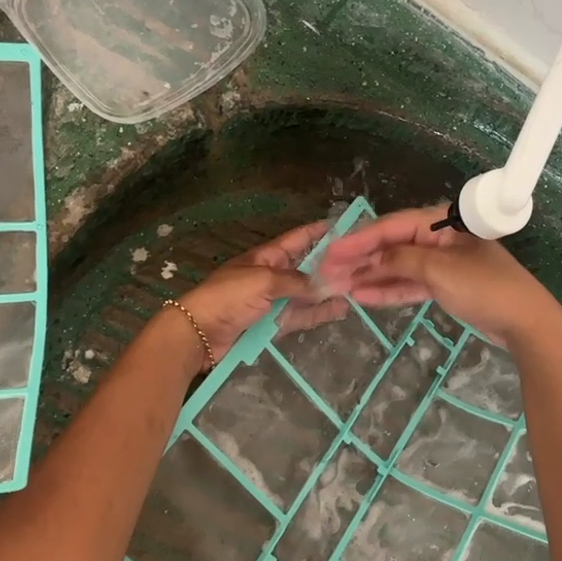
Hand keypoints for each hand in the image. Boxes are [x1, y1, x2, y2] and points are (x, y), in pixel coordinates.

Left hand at [175, 220, 348, 366]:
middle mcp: (273, 275)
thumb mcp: (263, 281)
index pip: (299, 239)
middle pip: (307, 267)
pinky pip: (301, 315)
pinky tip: (340, 310)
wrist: (199, 332)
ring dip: (329, 291)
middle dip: (332, 266)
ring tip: (357, 289)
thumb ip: (297, 281)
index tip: (348, 228)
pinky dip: (319, 313)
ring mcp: (274, 301)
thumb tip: (326, 282)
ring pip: (307, 293)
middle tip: (362, 265)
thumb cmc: (228, 297)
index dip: (321, 232)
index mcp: (267, 256)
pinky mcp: (274, 324)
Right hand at [317, 205, 561, 347]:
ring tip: (337, 287)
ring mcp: (441, 264)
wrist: (525, 322)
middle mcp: (439, 239)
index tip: (330, 252)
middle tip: (326, 273)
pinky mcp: (444, 286)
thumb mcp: (440, 271)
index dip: (359, 240)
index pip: (392, 226)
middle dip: (359, 259)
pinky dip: (388, 291)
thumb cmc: (485, 288)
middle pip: (391, 245)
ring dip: (369, 277)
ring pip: (397, 267)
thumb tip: (372, 259)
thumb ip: (402, 261)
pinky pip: (409, 285)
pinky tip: (362, 297)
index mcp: (441, 224)